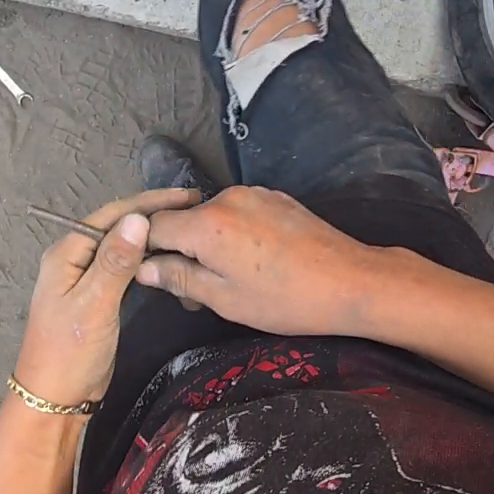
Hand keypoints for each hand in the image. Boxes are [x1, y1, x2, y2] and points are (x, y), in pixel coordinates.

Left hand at [14, 188, 203, 406]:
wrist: (55, 399)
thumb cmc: (70, 352)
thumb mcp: (94, 305)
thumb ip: (115, 262)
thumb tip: (138, 218)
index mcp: (66, 253)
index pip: (112, 215)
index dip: (149, 202)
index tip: (187, 197)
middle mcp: (74, 258)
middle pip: (117, 226)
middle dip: (153, 213)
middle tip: (195, 208)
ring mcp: (85, 277)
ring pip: (122, 245)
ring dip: (151, 234)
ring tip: (187, 226)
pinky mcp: (97, 295)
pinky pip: (123, 266)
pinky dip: (145, 257)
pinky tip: (166, 255)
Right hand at [138, 186, 399, 336]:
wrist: (351, 281)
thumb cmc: (284, 299)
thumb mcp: (224, 299)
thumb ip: (178, 279)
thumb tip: (142, 269)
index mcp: (206, 224)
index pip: (152, 227)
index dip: (144, 251)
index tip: (152, 275)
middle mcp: (225, 198)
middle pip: (183, 220)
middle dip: (181, 251)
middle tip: (197, 292)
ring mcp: (253, 193)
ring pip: (211, 216)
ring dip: (208, 243)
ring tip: (231, 277)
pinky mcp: (274, 196)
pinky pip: (238, 212)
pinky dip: (233, 233)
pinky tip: (255, 260)